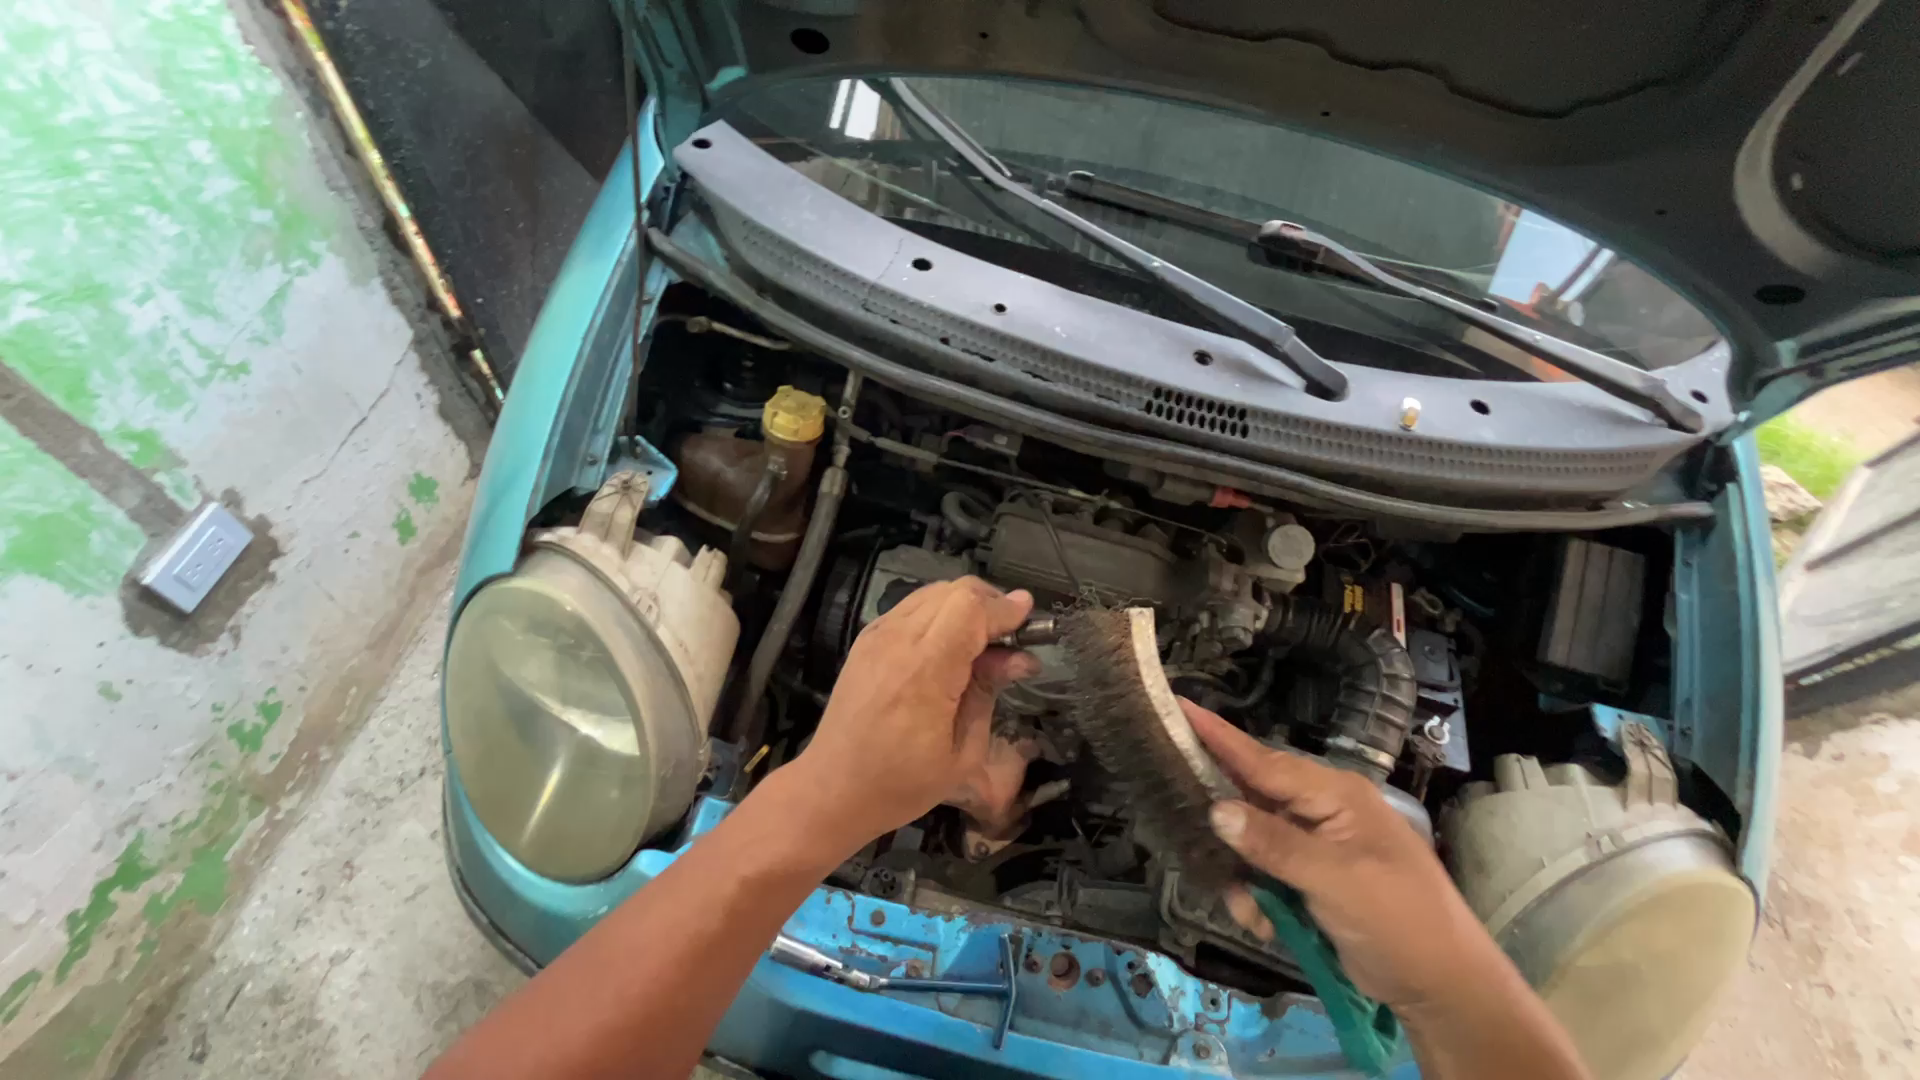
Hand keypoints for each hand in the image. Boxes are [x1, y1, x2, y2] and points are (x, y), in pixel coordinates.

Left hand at [789, 577, 1038, 850]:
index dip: (1005, 608)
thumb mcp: (962, 752)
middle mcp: (898, 640)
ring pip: (933, 592)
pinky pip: (912, 606)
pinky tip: (950, 645)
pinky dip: (940, 613)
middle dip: (991, 603)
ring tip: (984, 641)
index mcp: (924, 671)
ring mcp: (877, 635)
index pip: (970, 609)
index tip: (1030, 619)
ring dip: (966, 606)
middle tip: (1011, 637)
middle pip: (954, 591)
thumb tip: (1021, 658)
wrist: (833, 789)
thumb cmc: (902, 783)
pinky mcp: (867, 639)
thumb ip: (988, 693)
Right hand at [1184, 700, 1511, 1014]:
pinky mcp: (1307, 877)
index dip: (1217, 735)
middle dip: (1222, 822)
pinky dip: (1255, 896)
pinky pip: (1261, 872)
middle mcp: (1319, 809)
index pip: (1262, 758)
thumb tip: (1215, 809)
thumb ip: (1274, 843)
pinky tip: (1265, 922)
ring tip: (1248, 906)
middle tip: (1185, 827)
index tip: (1177, 704)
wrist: (1444, 989)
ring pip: (1248, 840)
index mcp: (1333, 794)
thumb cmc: (1401, 921)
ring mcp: (1313, 844)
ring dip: (1241, 873)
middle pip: (1249, 796)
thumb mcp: (1337, 880)